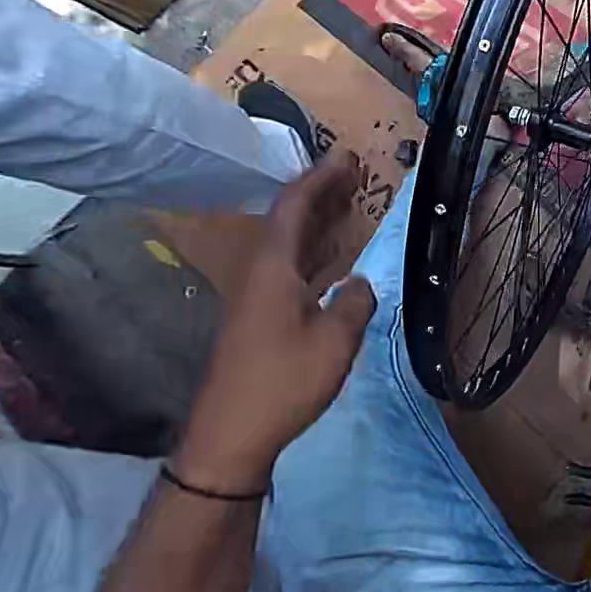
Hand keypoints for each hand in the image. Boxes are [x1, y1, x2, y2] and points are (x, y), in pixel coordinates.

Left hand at [173, 153, 377, 494]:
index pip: (295, 204)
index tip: (346, 158)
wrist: (230, 434)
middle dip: (322, 192)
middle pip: (291, 217)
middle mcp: (261, 270)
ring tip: (349, 205)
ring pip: (291, 242)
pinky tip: (334, 260)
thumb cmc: (283, 382)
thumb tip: (359, 284)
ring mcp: (258, 293)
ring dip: (319, 220)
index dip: (320, 177)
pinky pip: (291, 266)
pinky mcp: (260, 315)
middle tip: (354, 174)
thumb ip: (354, 303)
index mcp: (274, 266)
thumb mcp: (334, 342)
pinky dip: (315, 252)